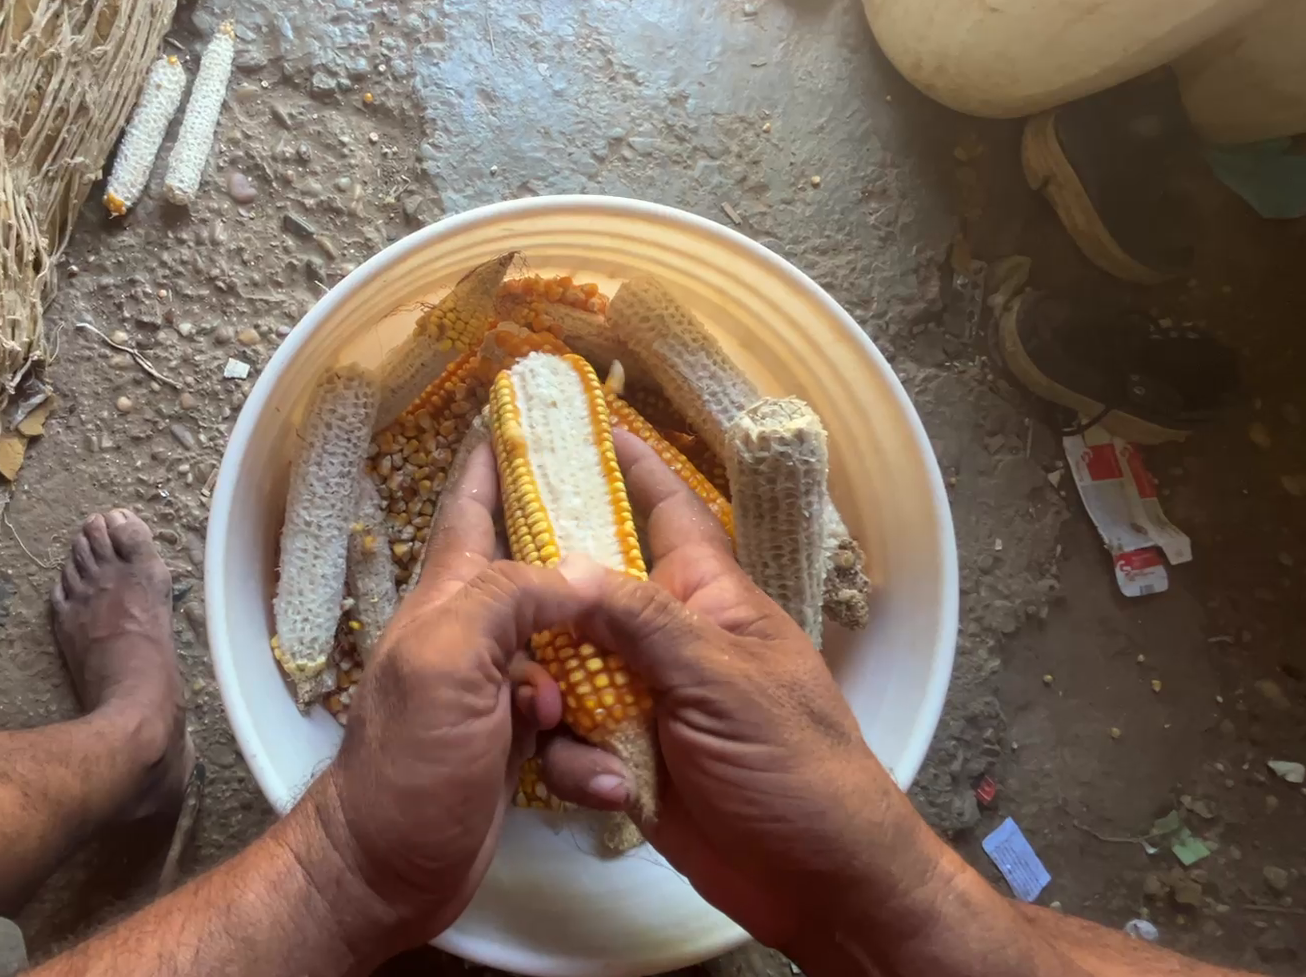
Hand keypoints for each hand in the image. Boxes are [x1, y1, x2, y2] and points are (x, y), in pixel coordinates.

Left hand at [286, 437, 577, 954]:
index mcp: (451, 593)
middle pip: (538, 566)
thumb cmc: (407, 763)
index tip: (526, 414)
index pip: (474, 504)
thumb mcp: (446, 662)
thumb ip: (504, 600)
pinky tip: (594, 770)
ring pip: (567, 640)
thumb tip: (575, 574)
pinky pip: (574, 711)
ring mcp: (502, 680)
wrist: (392, 865)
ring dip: (598, 662)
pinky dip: (591, 734)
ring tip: (617, 694)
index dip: (497, 456)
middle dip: (582, 548)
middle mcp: (477, 625)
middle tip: (634, 534)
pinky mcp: (523, 732)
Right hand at [536, 432, 953, 950]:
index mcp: (705, 595)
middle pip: (595, 579)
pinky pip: (572, 724)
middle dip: (550, 564)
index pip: (666, 508)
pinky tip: (580, 765)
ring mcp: (642, 689)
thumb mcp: (722, 678)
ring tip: (542, 698)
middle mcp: (666, 632)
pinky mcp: (623, 743)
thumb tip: (568, 565)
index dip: (632, 462)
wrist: (813, 883)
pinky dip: (566, 742)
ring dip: (550, 674)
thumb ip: (645, 619)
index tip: (588, 423)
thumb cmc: (791, 762)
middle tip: (491, 541)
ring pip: (571, 654)